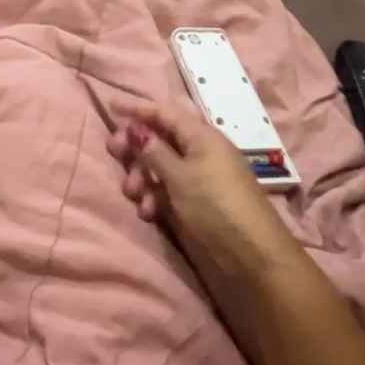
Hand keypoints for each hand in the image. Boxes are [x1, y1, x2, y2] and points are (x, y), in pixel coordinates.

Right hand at [105, 100, 300, 285]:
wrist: (254, 258)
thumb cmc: (216, 207)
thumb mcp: (179, 176)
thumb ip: (154, 150)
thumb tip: (135, 126)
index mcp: (202, 136)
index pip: (164, 111)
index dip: (137, 108)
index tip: (110, 106)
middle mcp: (201, 151)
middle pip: (160, 136)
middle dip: (136, 145)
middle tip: (114, 152)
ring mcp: (200, 176)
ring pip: (161, 164)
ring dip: (143, 174)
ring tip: (133, 193)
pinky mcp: (198, 200)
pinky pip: (169, 186)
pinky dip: (155, 194)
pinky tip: (148, 212)